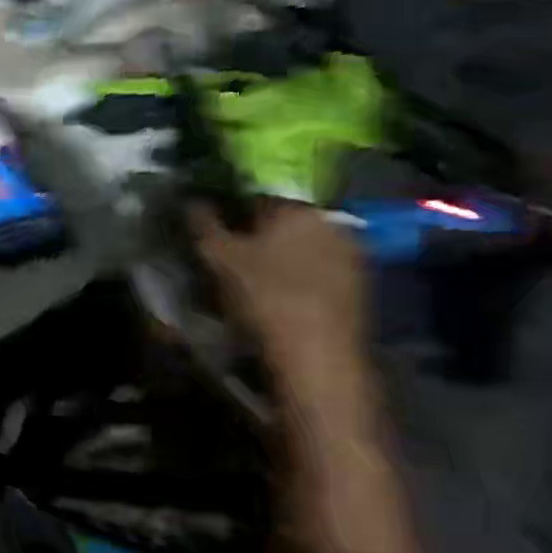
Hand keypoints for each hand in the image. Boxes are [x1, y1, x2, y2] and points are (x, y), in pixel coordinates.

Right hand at [190, 199, 366, 383]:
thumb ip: (202, 223)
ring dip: (278, 256)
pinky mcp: (360, 286)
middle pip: (281, 222)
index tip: (211, 231)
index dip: (228, 211)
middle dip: (255, 234)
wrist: (317, 355)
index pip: (255, 197)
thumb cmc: (263, 295)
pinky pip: (318, 269)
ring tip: (251, 278)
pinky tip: (279, 295)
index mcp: (298, 209)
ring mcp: (352, 255)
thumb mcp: (217, 256)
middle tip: (229, 256)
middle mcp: (332, 223)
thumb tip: (191, 200)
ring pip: (301, 246)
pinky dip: (298, 275)